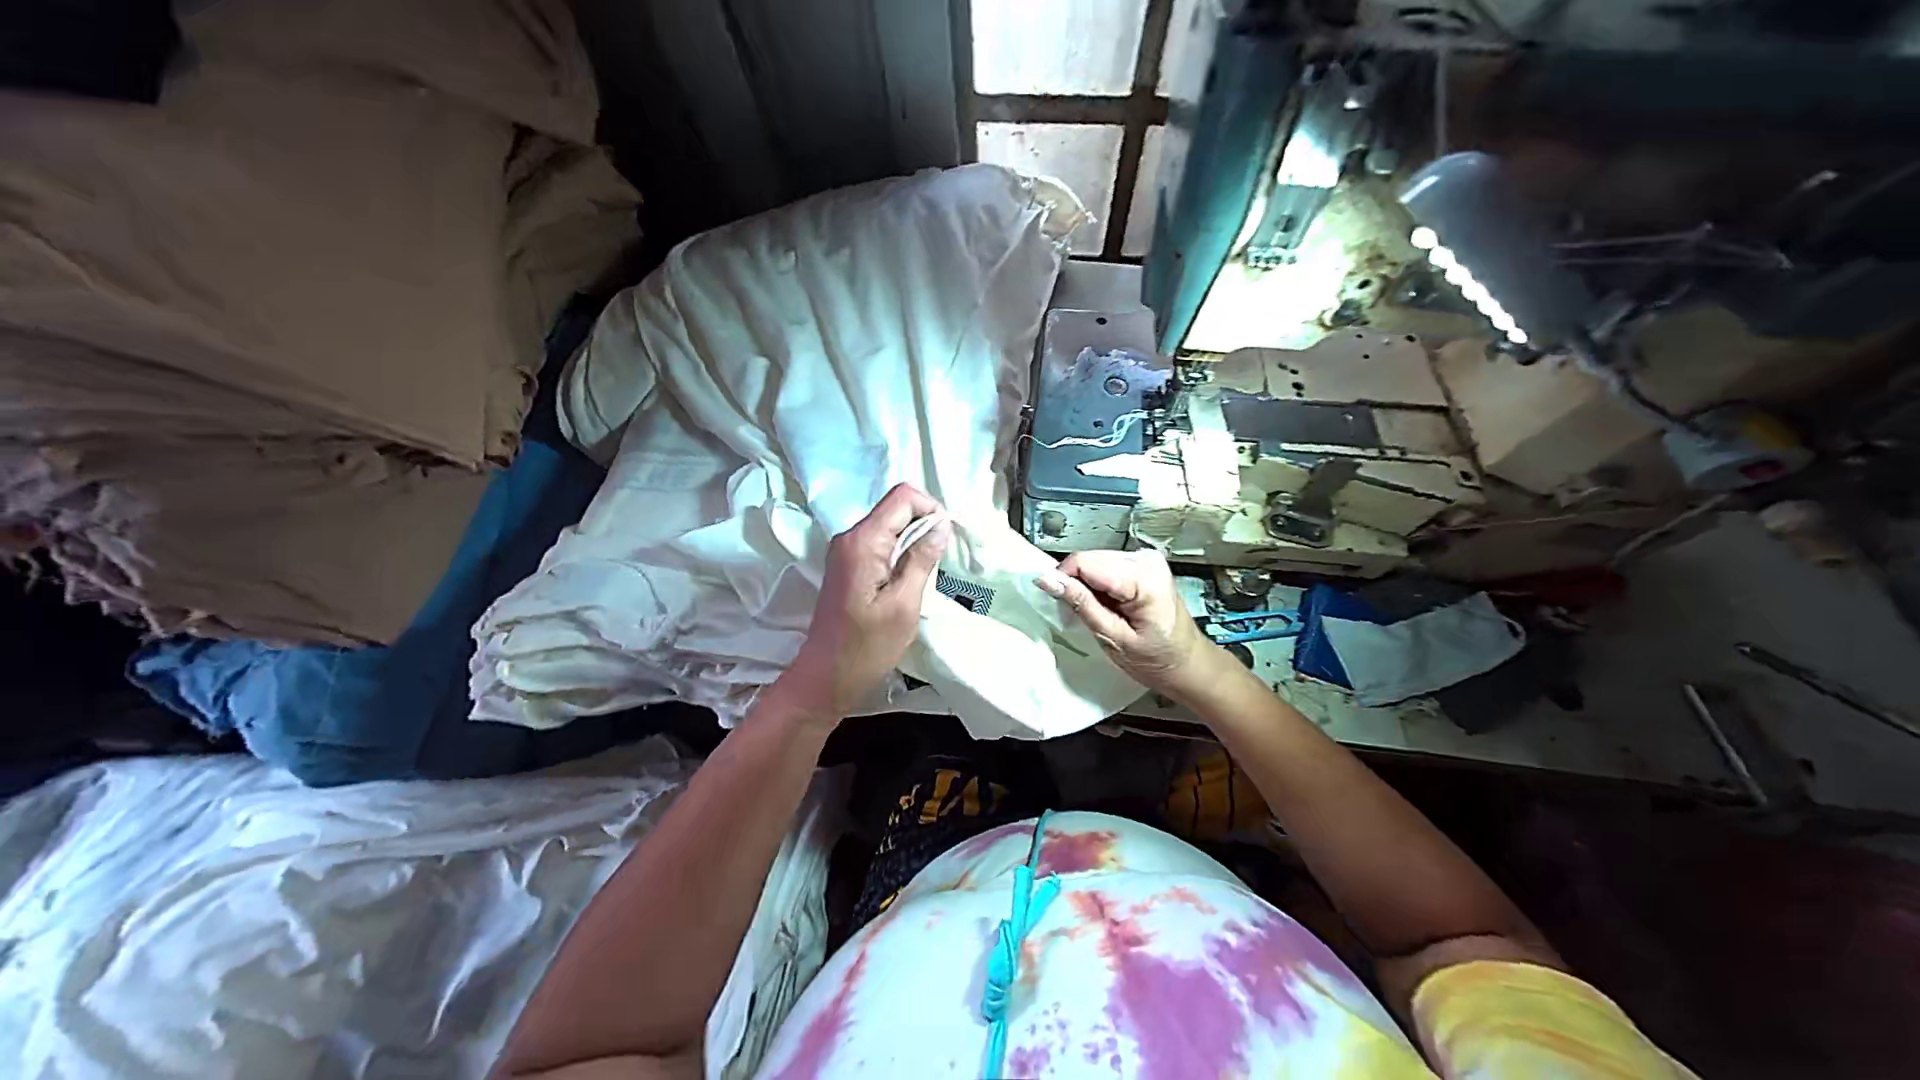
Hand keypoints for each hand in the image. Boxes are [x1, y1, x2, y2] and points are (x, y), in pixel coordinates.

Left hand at [769, 483, 949, 728]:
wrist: (826, 677)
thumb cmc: (867, 647)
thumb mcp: (904, 605)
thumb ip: (922, 559)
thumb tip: (941, 525)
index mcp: (862, 542)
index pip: (903, 497)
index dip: (930, 510)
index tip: (942, 542)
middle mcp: (849, 537)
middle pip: (896, 507)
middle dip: (923, 525)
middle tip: (935, 563)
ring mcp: (845, 550)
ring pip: (889, 524)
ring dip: (912, 541)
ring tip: (922, 575)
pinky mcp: (847, 563)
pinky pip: (880, 542)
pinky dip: (899, 552)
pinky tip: (906, 581)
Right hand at [1035, 549, 1227, 700]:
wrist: (1188, 663)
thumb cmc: (1156, 659)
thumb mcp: (1113, 638)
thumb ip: (1080, 604)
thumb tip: (1047, 580)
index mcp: (1143, 578)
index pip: (1084, 562)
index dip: (1063, 580)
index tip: (1059, 604)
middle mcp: (1146, 559)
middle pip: (1088, 558)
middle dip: (1076, 584)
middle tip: (1083, 615)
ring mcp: (1146, 558)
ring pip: (1094, 560)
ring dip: (1087, 585)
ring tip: (1099, 613)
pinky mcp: (1143, 562)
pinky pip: (1106, 565)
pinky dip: (1099, 584)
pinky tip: (1109, 605)